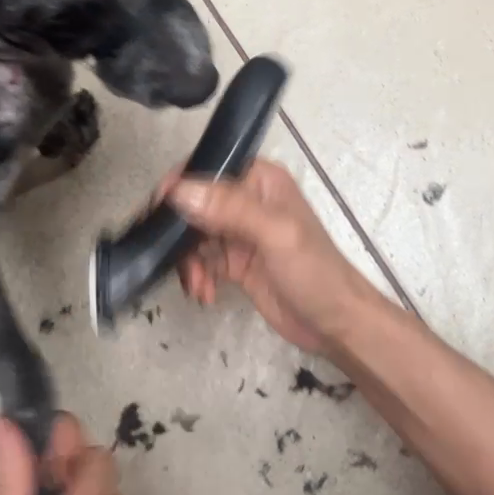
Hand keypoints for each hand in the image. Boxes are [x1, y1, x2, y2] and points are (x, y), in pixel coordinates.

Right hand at [167, 159, 377, 352]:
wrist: (337, 325)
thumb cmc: (314, 272)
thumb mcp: (275, 234)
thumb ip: (229, 209)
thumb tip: (179, 191)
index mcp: (259, 180)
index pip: (207, 170)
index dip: (178, 187)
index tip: (156, 214)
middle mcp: (247, 200)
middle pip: (193, 204)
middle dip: (178, 233)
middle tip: (168, 258)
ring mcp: (240, 233)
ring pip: (193, 236)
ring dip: (186, 261)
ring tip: (197, 285)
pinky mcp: (236, 262)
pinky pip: (202, 261)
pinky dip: (196, 276)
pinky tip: (204, 294)